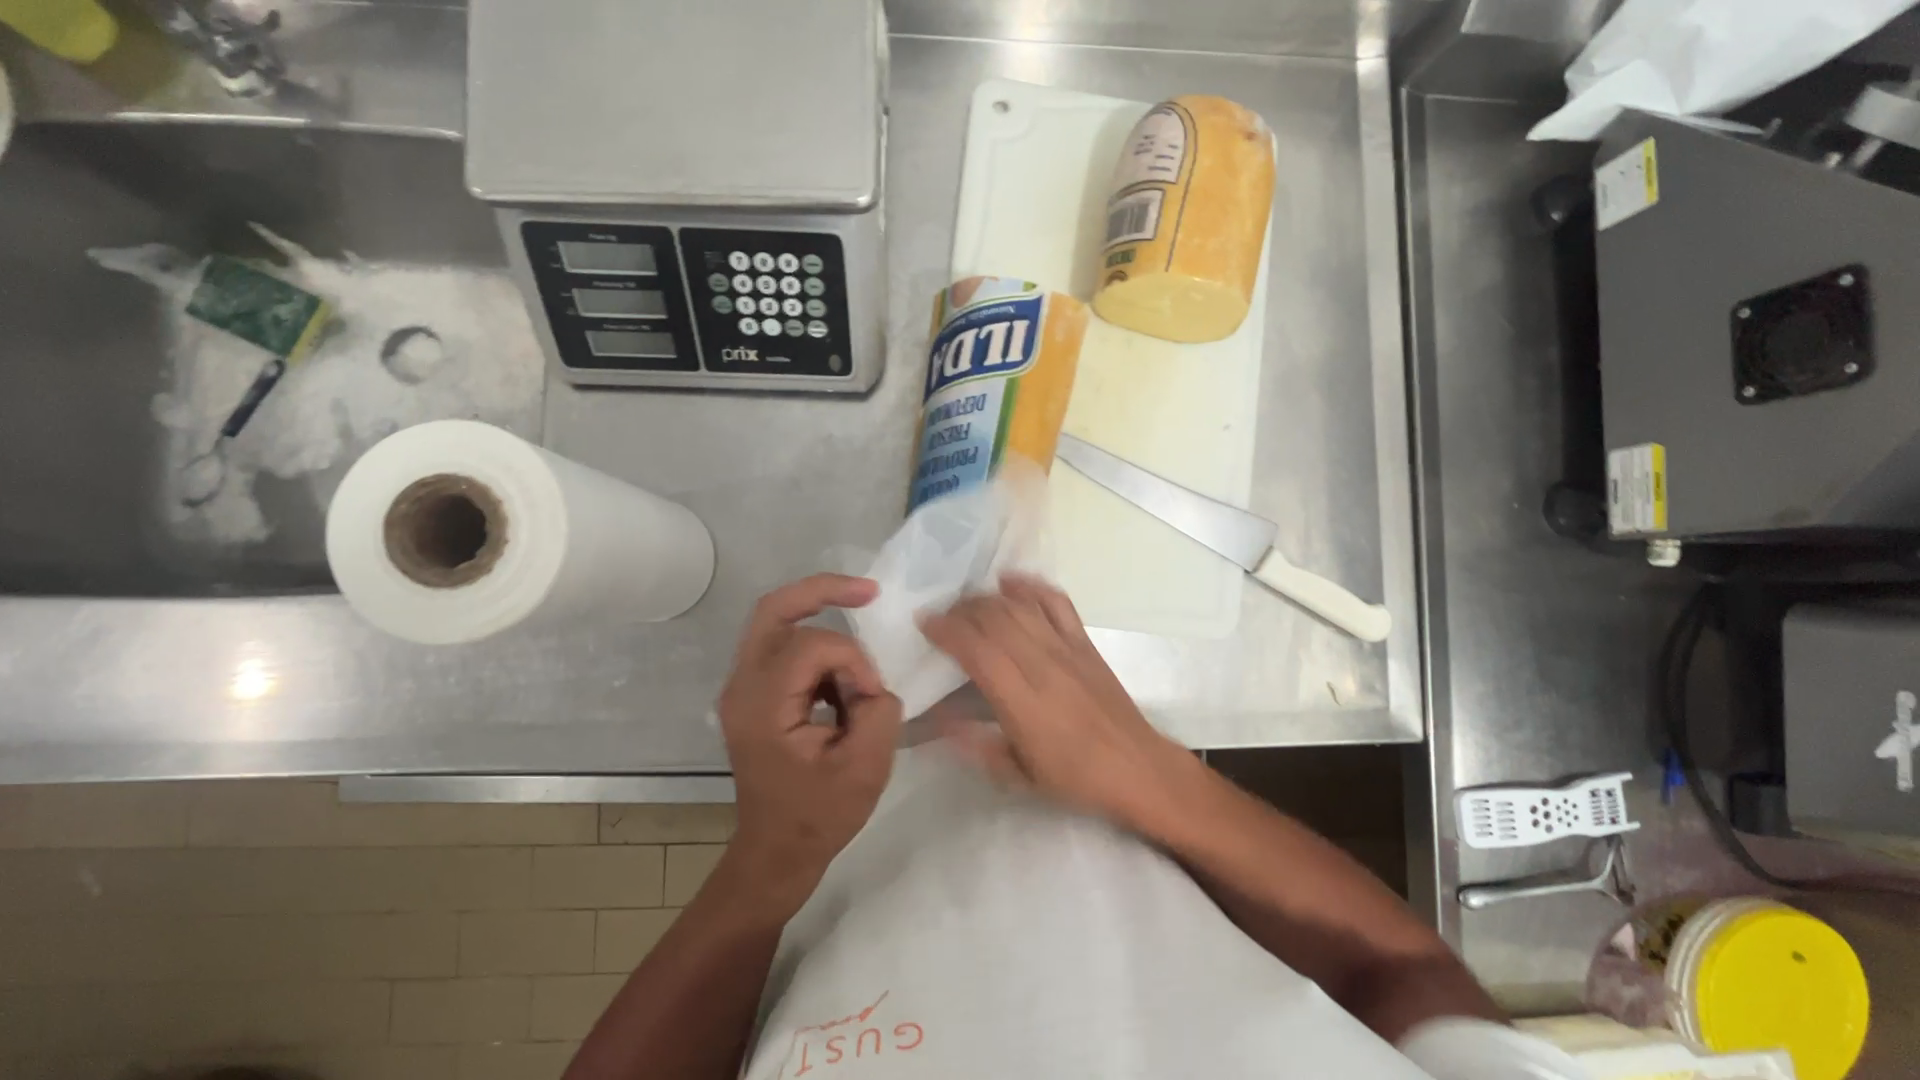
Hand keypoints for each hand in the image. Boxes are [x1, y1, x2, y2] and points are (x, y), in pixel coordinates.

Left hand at [716, 574, 902, 898]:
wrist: (777, 853)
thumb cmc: (819, 817)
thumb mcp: (866, 767)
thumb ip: (879, 710)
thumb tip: (871, 685)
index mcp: (762, 704)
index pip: (811, 645)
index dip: (854, 660)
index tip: (873, 697)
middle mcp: (742, 686)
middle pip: (774, 609)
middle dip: (824, 591)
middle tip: (868, 592)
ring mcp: (741, 690)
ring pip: (776, 624)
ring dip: (822, 629)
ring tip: (859, 663)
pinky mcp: (752, 698)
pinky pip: (782, 651)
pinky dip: (816, 652)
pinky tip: (843, 682)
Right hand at [919, 575, 1201, 834]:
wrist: (1136, 768)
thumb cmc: (1073, 777)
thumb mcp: (1016, 774)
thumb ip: (975, 744)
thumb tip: (938, 718)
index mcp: (1022, 701)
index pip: (977, 650)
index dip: (946, 630)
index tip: (924, 623)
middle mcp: (1043, 666)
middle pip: (995, 619)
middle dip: (961, 610)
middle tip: (940, 615)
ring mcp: (1067, 649)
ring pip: (1021, 607)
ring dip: (988, 598)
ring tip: (966, 603)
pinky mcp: (1085, 643)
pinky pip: (1057, 603)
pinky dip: (1031, 586)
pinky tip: (1010, 582)